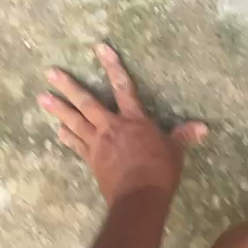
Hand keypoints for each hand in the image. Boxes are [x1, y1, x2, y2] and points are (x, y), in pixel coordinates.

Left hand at [39, 44, 209, 204]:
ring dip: (58, 109)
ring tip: (42, 97)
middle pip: (87, 102)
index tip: (99, 48)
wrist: (139, 198)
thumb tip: (204, 128)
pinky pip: (77, 144)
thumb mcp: (175, 150)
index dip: (112, 65)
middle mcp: (112, 126)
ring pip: (75, 121)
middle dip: (69, 86)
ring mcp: (98, 143)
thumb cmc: (159, 170)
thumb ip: (184, 135)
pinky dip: (67, 136)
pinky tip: (59, 129)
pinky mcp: (92, 160)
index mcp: (134, 119)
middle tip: (51, 73)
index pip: (122, 85)